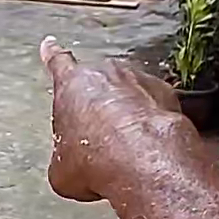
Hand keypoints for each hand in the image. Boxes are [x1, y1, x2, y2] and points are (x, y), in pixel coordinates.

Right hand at [40, 37, 186, 202]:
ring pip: (131, 95)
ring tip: (130, 149)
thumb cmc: (96, 162)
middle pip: (100, 84)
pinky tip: (152, 149)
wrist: (142, 162)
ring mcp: (138, 80)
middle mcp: (105, 73)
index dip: (53, 56)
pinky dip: (155, 125)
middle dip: (102, 106)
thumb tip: (70, 170)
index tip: (51, 45)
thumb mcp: (63, 172)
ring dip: (130, 116)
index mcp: (71, 85)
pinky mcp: (167, 94)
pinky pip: (157, 109)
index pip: (57, 64)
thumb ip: (63, 160)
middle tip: (105, 139)